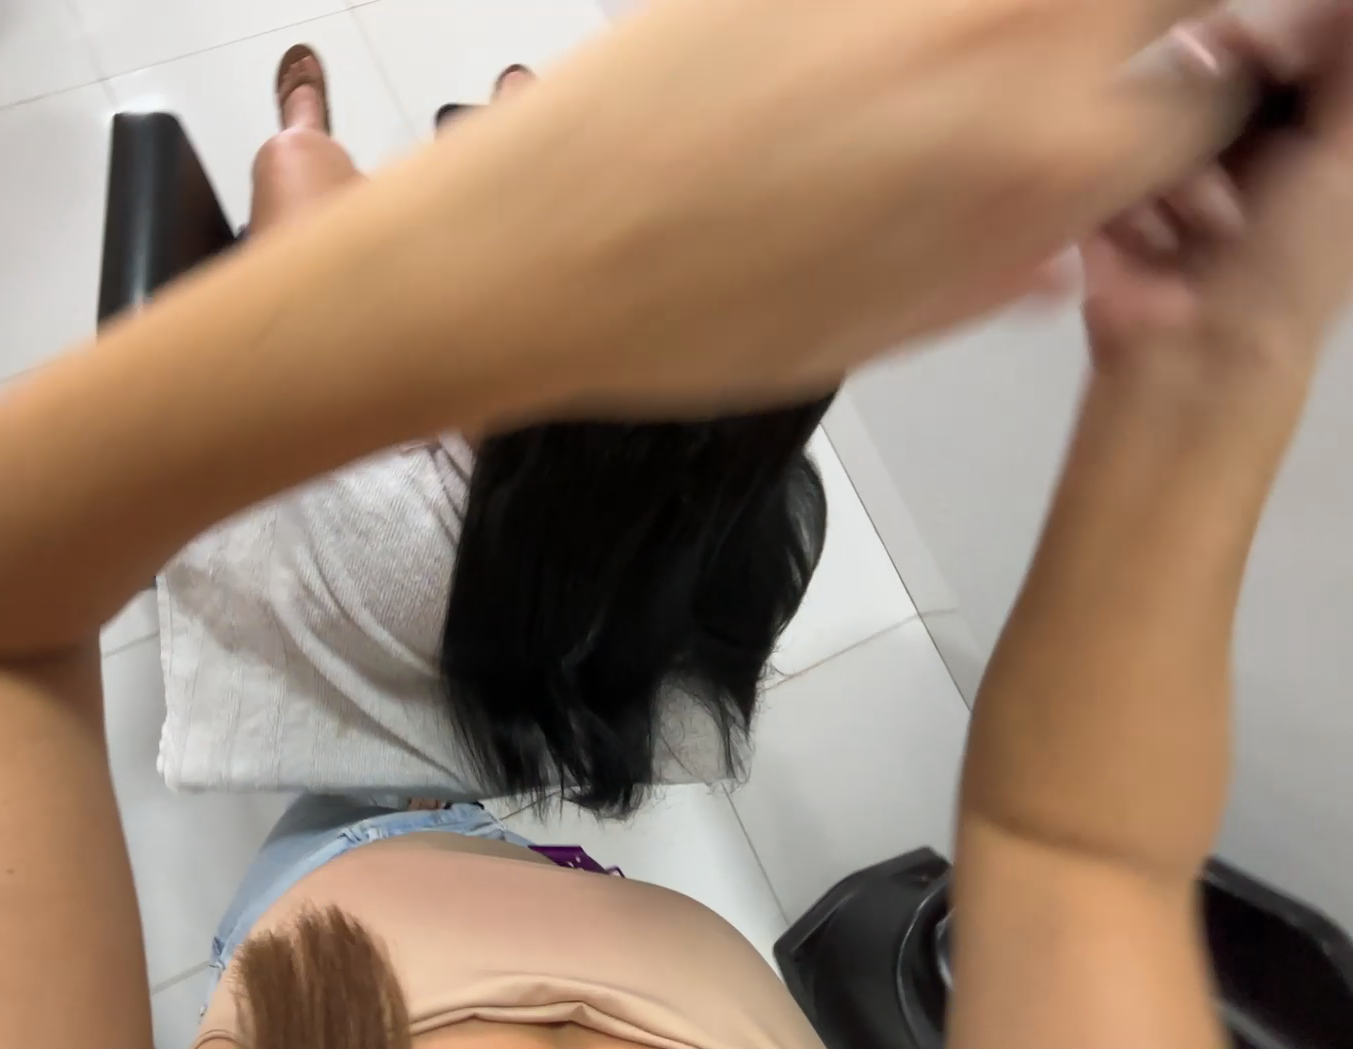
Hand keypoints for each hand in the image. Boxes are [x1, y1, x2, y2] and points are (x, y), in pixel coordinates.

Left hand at [367, 0, 1269, 415]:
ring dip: (1005, 40)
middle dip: (1158, 24)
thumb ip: (971, 280)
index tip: (1134, 125)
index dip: (1174, 121)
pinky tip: (846, 73)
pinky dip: (893, 34)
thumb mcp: (835, 344)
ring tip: (928, 90)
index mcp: (1030, 170)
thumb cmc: (644, 320)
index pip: (1208, 104)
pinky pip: (894, 0)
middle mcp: (1004, 32)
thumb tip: (1055, 242)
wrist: (510, 256)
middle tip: (1082, 65)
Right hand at [1086, 5, 1352, 400]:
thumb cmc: (1293, 256)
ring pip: (1150, 138)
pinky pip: (1098, 184)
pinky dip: (1119, 207)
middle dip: (1210, 110)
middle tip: (1214, 137)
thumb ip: (1348, 70)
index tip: (1246, 47)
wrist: (1194, 349)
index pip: (1286, 57)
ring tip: (1186, 223)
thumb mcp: (1351, 152)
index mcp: (1310, 139)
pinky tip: (1139, 238)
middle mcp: (1235, 159)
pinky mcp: (1098, 223)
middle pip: (1210, 93)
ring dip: (1169, 175)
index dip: (1268, 44)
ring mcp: (1161, 193)